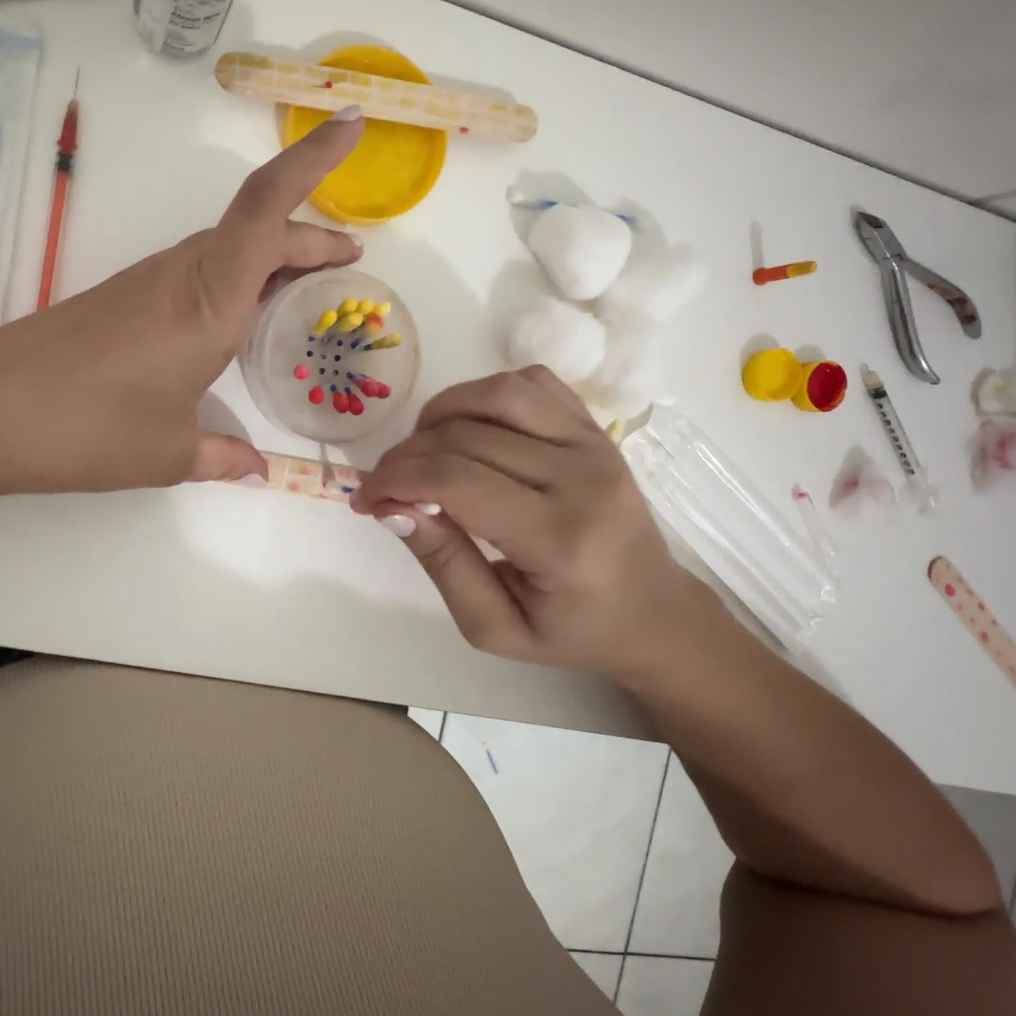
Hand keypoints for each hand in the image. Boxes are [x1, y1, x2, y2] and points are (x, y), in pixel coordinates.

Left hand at [0, 110, 366, 496]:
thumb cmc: (88, 430)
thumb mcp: (169, 453)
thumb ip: (222, 456)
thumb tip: (255, 468)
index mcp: (210, 301)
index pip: (268, 207)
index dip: (313, 160)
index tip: (353, 123)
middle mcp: (182, 276)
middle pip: (258, 230)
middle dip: (310, 238)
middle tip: (349, 264)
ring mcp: (147, 283)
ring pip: (227, 250)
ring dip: (272, 260)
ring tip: (305, 292)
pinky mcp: (123, 298)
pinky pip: (197, 273)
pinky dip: (235, 282)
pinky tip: (236, 323)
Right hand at [349, 366, 716, 677]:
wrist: (651, 612)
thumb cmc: (571, 631)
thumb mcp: (494, 627)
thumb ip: (442, 564)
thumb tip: (392, 506)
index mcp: (560, 538)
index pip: (457, 480)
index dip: (396, 480)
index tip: (364, 500)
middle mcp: (583, 477)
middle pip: (466, 436)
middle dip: (404, 456)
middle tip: (382, 488)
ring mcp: (595, 444)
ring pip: (497, 394)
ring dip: (440, 414)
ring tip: (421, 452)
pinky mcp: (596, 429)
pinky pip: (530, 384)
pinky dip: (482, 395)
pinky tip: (466, 431)